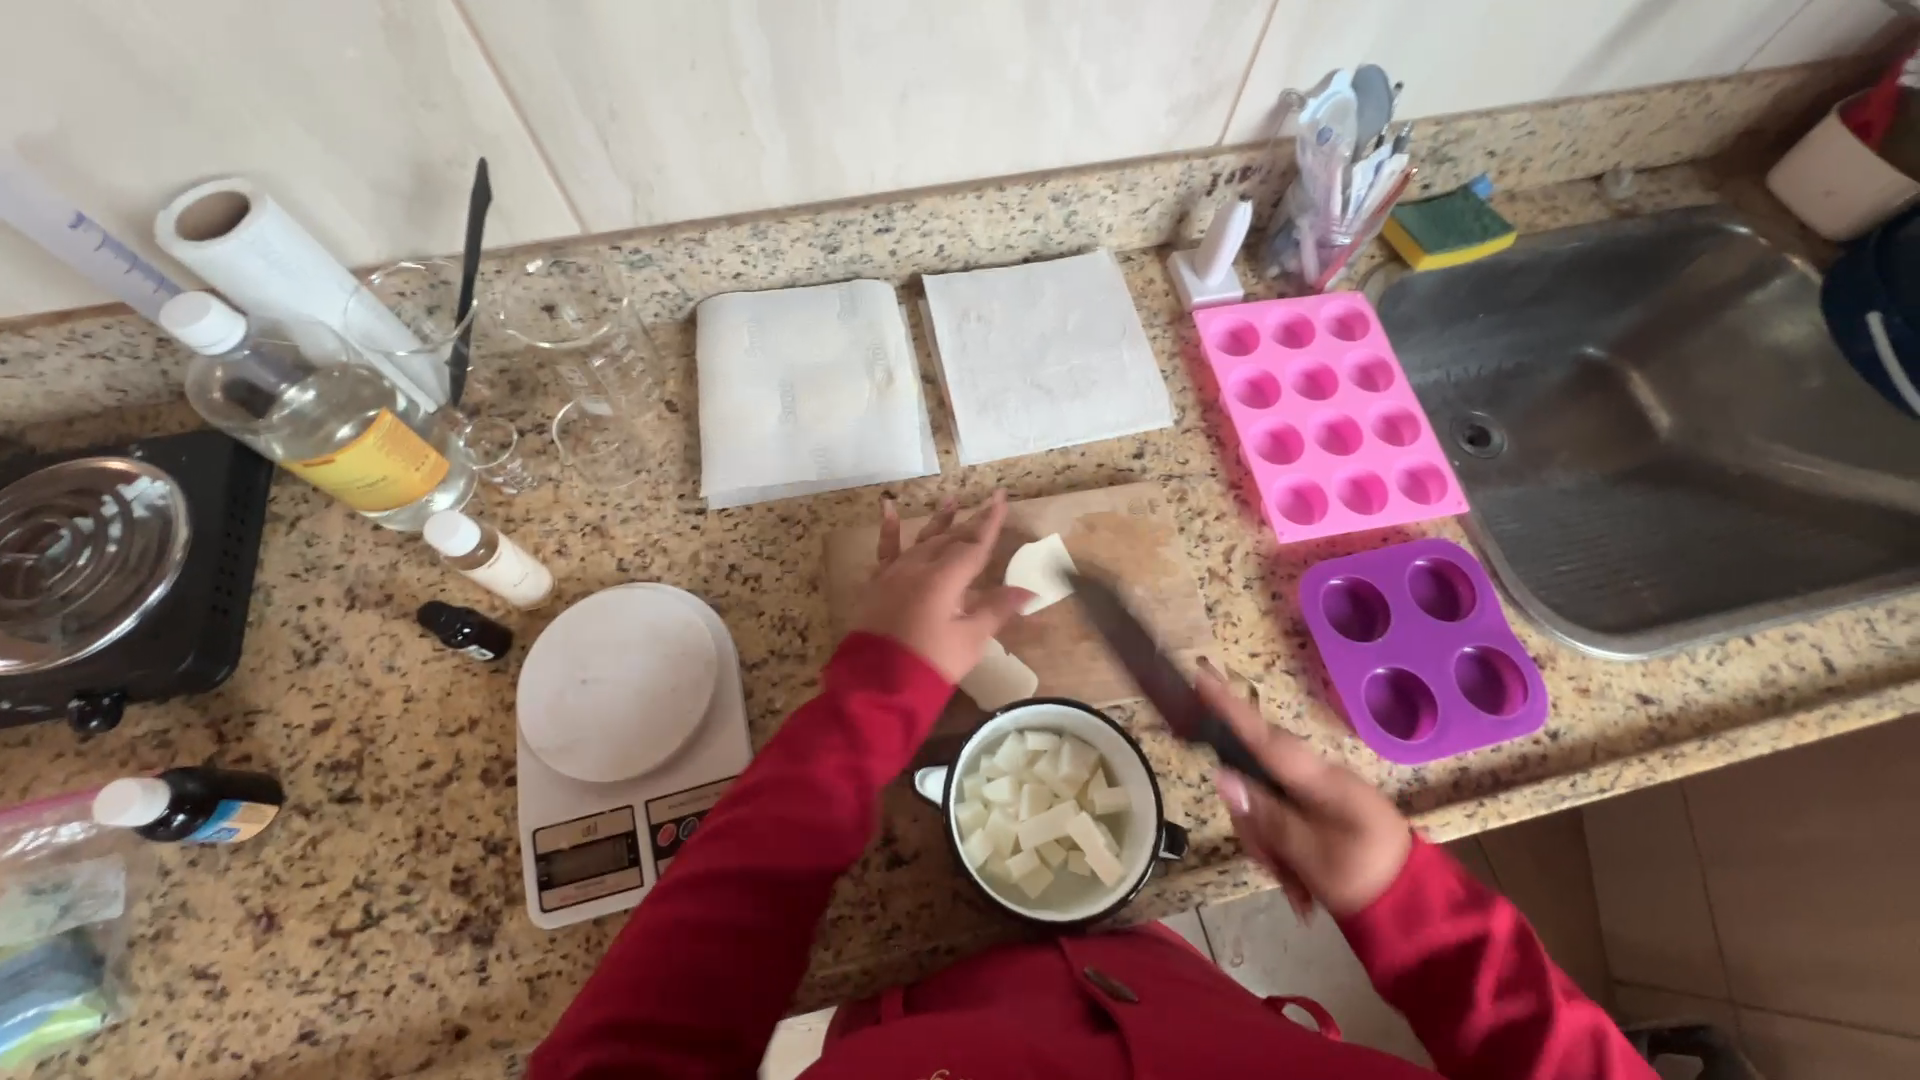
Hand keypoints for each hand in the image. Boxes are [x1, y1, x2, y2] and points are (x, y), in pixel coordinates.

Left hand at [853, 492, 1034, 682]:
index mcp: (945, 579)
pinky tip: (887, 509)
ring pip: (922, 540)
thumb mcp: (970, 640)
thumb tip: (1028, 590)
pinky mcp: (878, 584)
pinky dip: (888, 530)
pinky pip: (885, 550)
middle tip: (985, 505)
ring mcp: (896, 573)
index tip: (1001, 497)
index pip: (974, 545)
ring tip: (951, 499)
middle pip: (950, 540)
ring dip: (939, 520)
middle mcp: (920, 567)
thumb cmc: (931, 663)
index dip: (990, 522)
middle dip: (970, 523)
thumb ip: (996, 609)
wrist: (878, 683)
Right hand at [1199, 660, 1412, 919]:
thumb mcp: (1309, 854)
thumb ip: (1264, 814)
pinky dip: (1284, 852)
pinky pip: (1283, 819)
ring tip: (1293, 886)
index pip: (1263, 736)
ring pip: (1266, 804)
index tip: (1203, 675)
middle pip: (1256, 779)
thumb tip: (1222, 776)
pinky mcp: (1322, 810)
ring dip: (1269, 846)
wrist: (1417, 910)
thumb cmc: (1364, 877)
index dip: (1230, 707)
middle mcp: (1317, 776)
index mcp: (1318, 778)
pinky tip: (1299, 886)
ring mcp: (1321, 793)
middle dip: (1254, 823)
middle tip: (1267, 863)